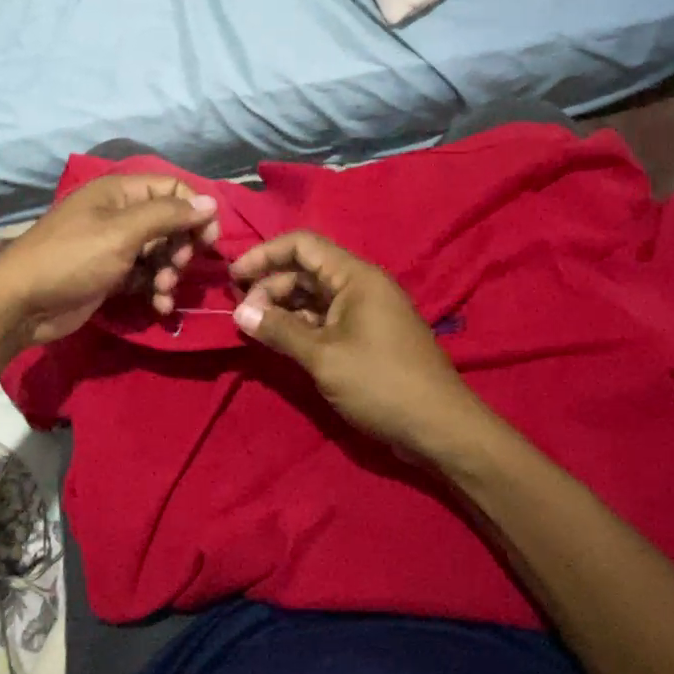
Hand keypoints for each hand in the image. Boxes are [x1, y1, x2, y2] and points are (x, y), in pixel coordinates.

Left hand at [0, 174, 220, 346]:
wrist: (21, 304)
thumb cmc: (71, 259)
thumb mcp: (121, 233)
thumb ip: (167, 215)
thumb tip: (211, 201)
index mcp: (119, 192)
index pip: (172, 189)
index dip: (195, 211)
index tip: (208, 240)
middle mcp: (118, 214)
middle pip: (169, 222)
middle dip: (181, 246)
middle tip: (178, 267)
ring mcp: (113, 246)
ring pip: (159, 252)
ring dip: (170, 273)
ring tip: (164, 291)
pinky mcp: (110, 275)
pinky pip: (145, 276)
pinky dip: (155, 289)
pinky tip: (159, 307)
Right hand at [230, 231, 497, 457]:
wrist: (440, 428)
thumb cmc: (381, 383)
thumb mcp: (323, 357)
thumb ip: (278, 330)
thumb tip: (239, 312)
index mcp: (356, 277)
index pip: (302, 245)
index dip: (264, 255)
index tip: (234, 278)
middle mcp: (361, 286)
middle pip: (305, 271)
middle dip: (269, 287)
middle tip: (243, 316)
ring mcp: (365, 313)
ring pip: (313, 297)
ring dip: (282, 309)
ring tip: (255, 330)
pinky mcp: (366, 338)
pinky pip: (325, 320)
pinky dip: (299, 327)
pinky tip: (280, 343)